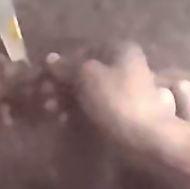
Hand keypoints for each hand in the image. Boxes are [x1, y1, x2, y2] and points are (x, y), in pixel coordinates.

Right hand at [55, 42, 174, 152]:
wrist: (146, 138)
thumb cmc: (116, 99)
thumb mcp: (87, 76)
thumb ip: (67, 66)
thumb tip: (50, 59)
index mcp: (120, 50)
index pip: (83, 51)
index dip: (62, 63)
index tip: (44, 77)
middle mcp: (125, 65)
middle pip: (86, 71)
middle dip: (62, 83)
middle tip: (43, 97)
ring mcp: (125, 90)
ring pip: (89, 90)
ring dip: (67, 99)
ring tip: (50, 111)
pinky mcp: (123, 112)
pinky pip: (96, 107)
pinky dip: (79, 111)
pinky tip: (64, 120)